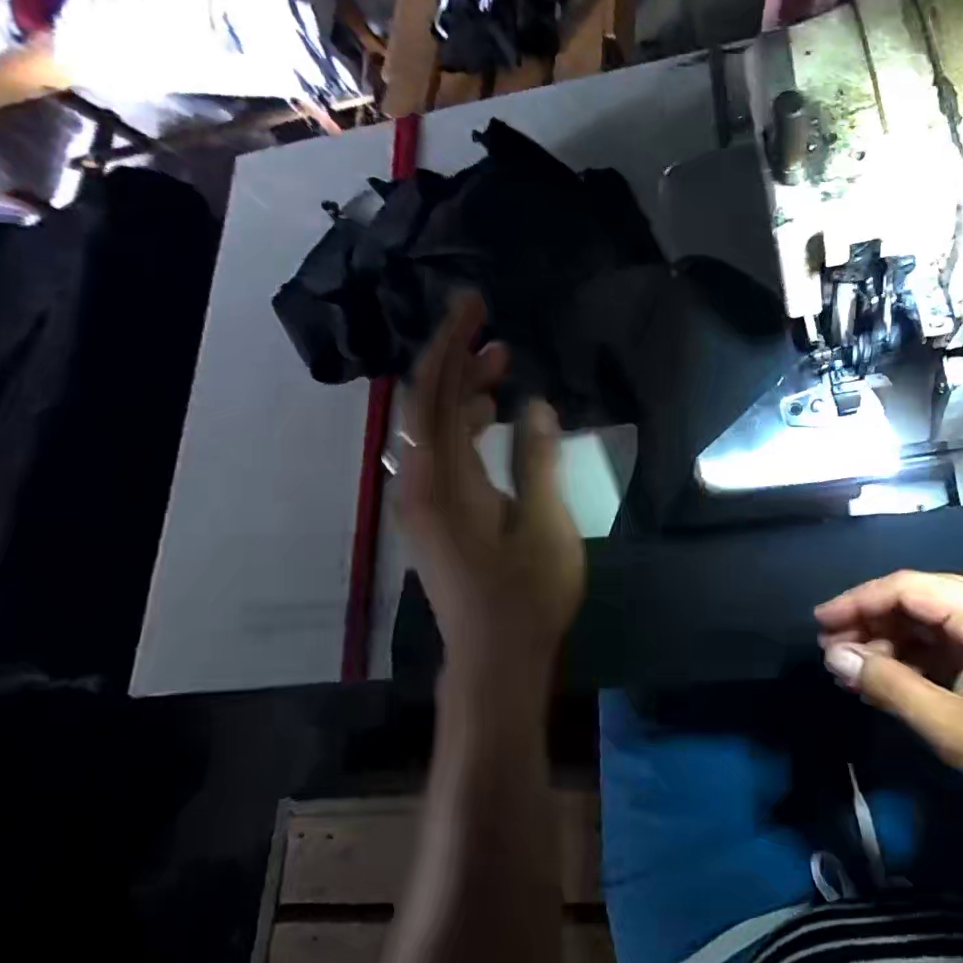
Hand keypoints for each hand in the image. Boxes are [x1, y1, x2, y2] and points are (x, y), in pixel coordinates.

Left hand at [394, 292, 583, 703]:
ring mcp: (423, 501)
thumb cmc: (527, 593)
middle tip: (495, 328)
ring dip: (461, 390)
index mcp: (441, 482)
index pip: (436, 393)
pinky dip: (463, 423)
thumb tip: (534, 405)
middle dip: (455, 358)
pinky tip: (493, 416)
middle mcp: (418, 484)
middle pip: (426, 403)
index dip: (453, 343)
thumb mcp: (545, 524)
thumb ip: (537, 460)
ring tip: (502, 363)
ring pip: (432, 427)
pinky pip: (441, 451)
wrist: (496, 657)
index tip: (476, 305)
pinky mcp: (436, 515)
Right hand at [815, 572, 962, 850]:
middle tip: (828, 654)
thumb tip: (835, 654)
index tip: (816, 624)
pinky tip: (888, 679)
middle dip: (872, 624)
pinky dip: (919, 659)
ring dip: (893, 643)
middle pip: (921, 600)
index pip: (910, 587)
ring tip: (849, 669)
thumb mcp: (958, 731)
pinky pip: (954, 642)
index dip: (858, 602)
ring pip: (935, 621)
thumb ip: (892, 687)